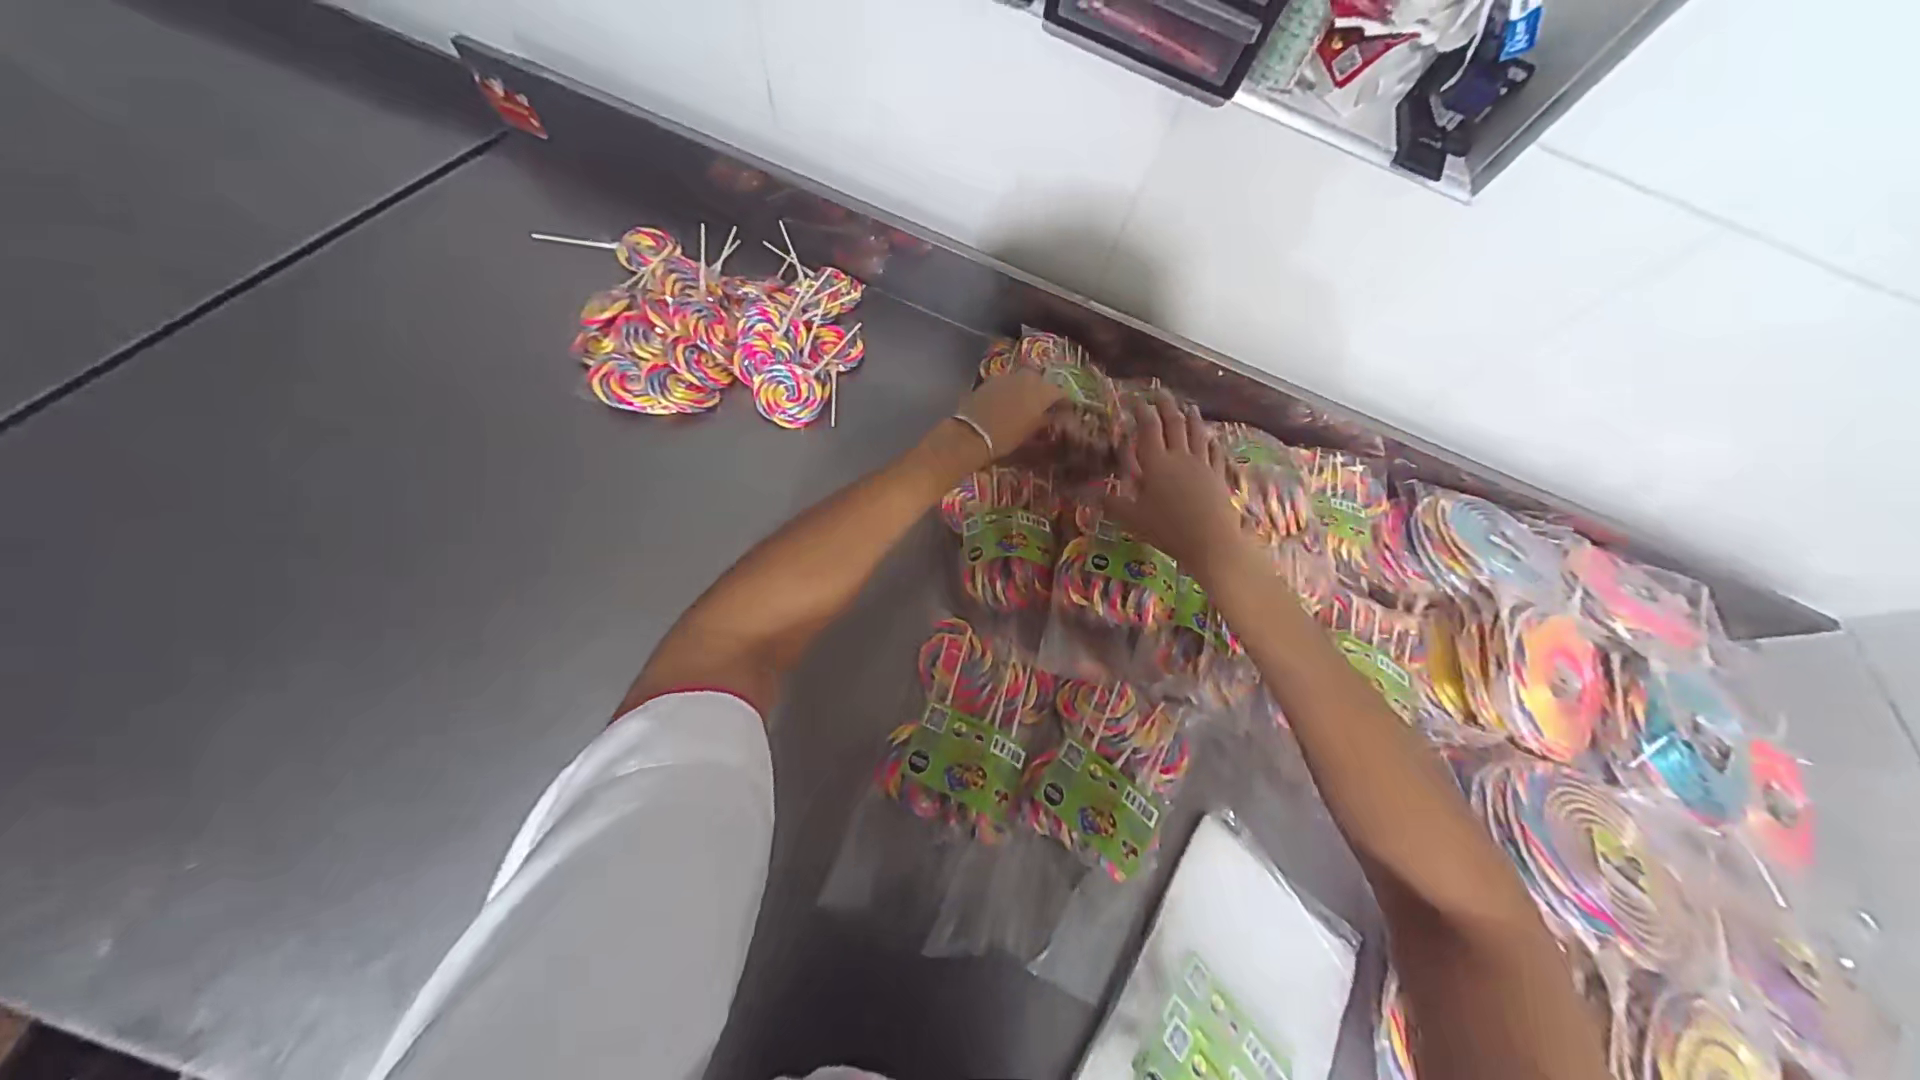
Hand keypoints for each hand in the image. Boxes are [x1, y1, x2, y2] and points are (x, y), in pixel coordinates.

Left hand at [910, 370, 1066, 487]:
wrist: (970, 435)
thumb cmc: (1004, 439)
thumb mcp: (1030, 432)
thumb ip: (1045, 420)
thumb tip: (1055, 416)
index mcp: (1041, 390)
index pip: (1060, 392)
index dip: (1064, 403)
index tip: (1066, 412)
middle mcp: (1026, 377)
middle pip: (1042, 383)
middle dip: (1045, 394)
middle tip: (1046, 409)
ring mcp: (1007, 376)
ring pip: (1024, 381)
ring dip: (1027, 391)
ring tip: (1026, 407)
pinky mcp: (990, 381)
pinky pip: (1008, 384)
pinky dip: (1011, 392)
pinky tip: (1008, 405)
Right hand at [1105, 392, 1249, 572]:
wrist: (1211, 542)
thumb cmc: (1167, 529)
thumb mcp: (1132, 519)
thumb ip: (1112, 504)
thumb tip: (1088, 495)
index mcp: (1156, 464)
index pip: (1148, 429)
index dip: (1142, 411)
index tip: (1136, 399)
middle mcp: (1180, 457)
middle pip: (1174, 424)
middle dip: (1166, 405)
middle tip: (1161, 393)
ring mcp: (1203, 465)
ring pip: (1197, 433)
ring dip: (1192, 417)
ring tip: (1189, 406)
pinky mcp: (1218, 476)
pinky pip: (1215, 452)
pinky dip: (1211, 441)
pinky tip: (1212, 438)